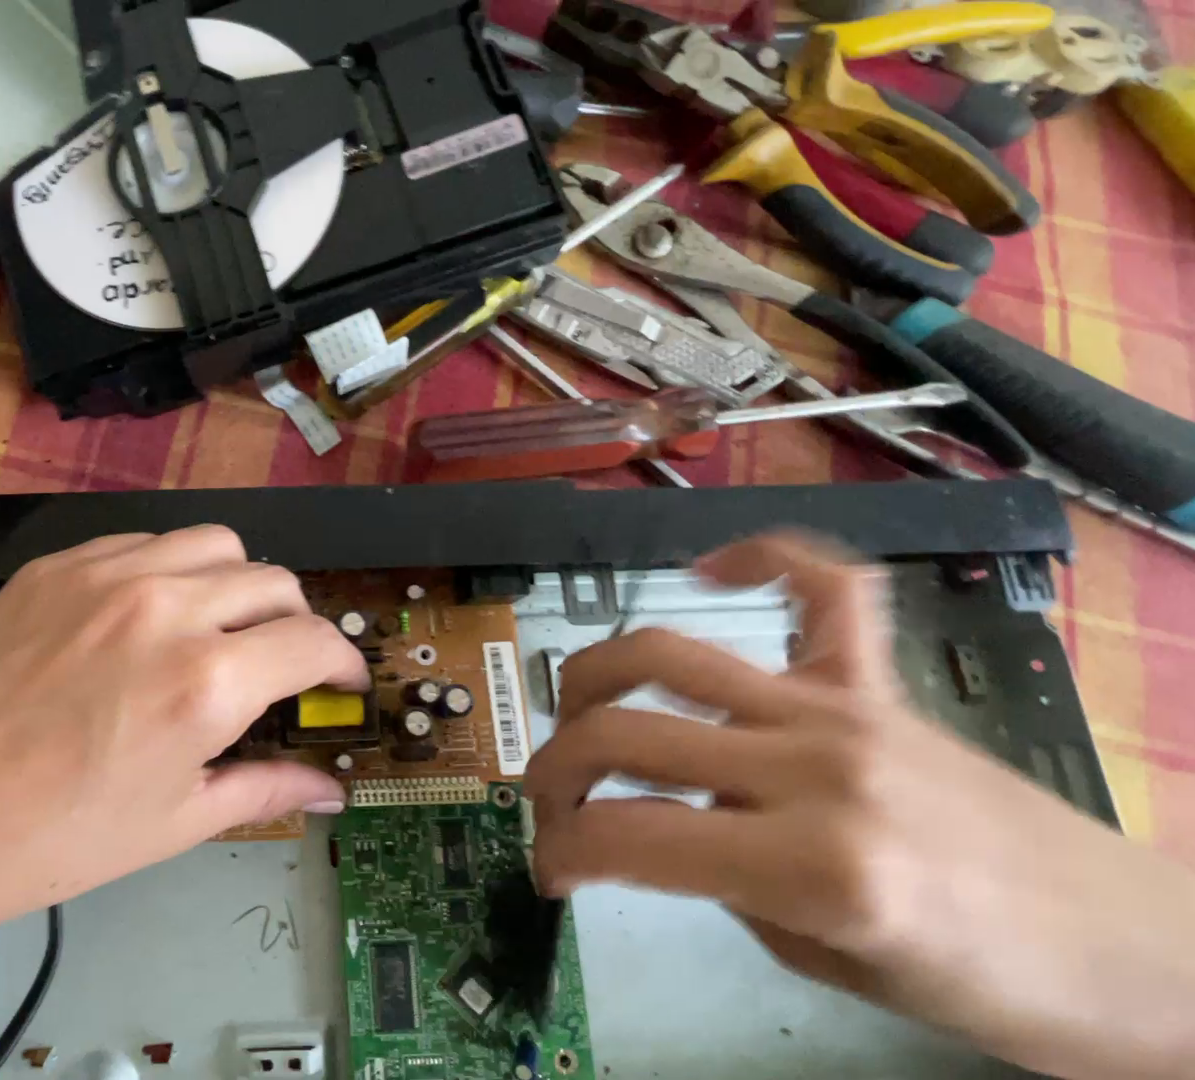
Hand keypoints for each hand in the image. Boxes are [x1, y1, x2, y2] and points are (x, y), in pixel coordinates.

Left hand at [0, 525, 365, 952]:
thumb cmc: (53, 837)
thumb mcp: (175, 822)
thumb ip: (265, 790)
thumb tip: (328, 790)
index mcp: (207, 682)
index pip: (314, 641)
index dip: (342, 664)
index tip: (341, 682)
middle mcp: (166, 609)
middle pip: (274, 581)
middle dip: (296, 623)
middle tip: (280, 663)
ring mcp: (106, 576)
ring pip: (214, 543)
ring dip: (237, 582)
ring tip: (219, 626)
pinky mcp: (57, 567)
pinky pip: (142, 543)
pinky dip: (168, 570)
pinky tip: (147, 615)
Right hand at [526, 532, 1194, 1079]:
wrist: (1141, 957)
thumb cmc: (986, 987)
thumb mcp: (819, 962)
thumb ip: (718, 879)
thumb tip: (649, 827)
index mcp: (811, 869)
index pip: (626, 836)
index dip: (560, 852)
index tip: (548, 872)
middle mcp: (817, 769)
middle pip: (625, 735)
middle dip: (552, 771)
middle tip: (546, 801)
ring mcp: (845, 710)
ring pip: (672, 655)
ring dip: (592, 676)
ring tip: (577, 706)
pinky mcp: (879, 683)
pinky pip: (822, 588)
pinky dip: (761, 558)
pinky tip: (710, 569)